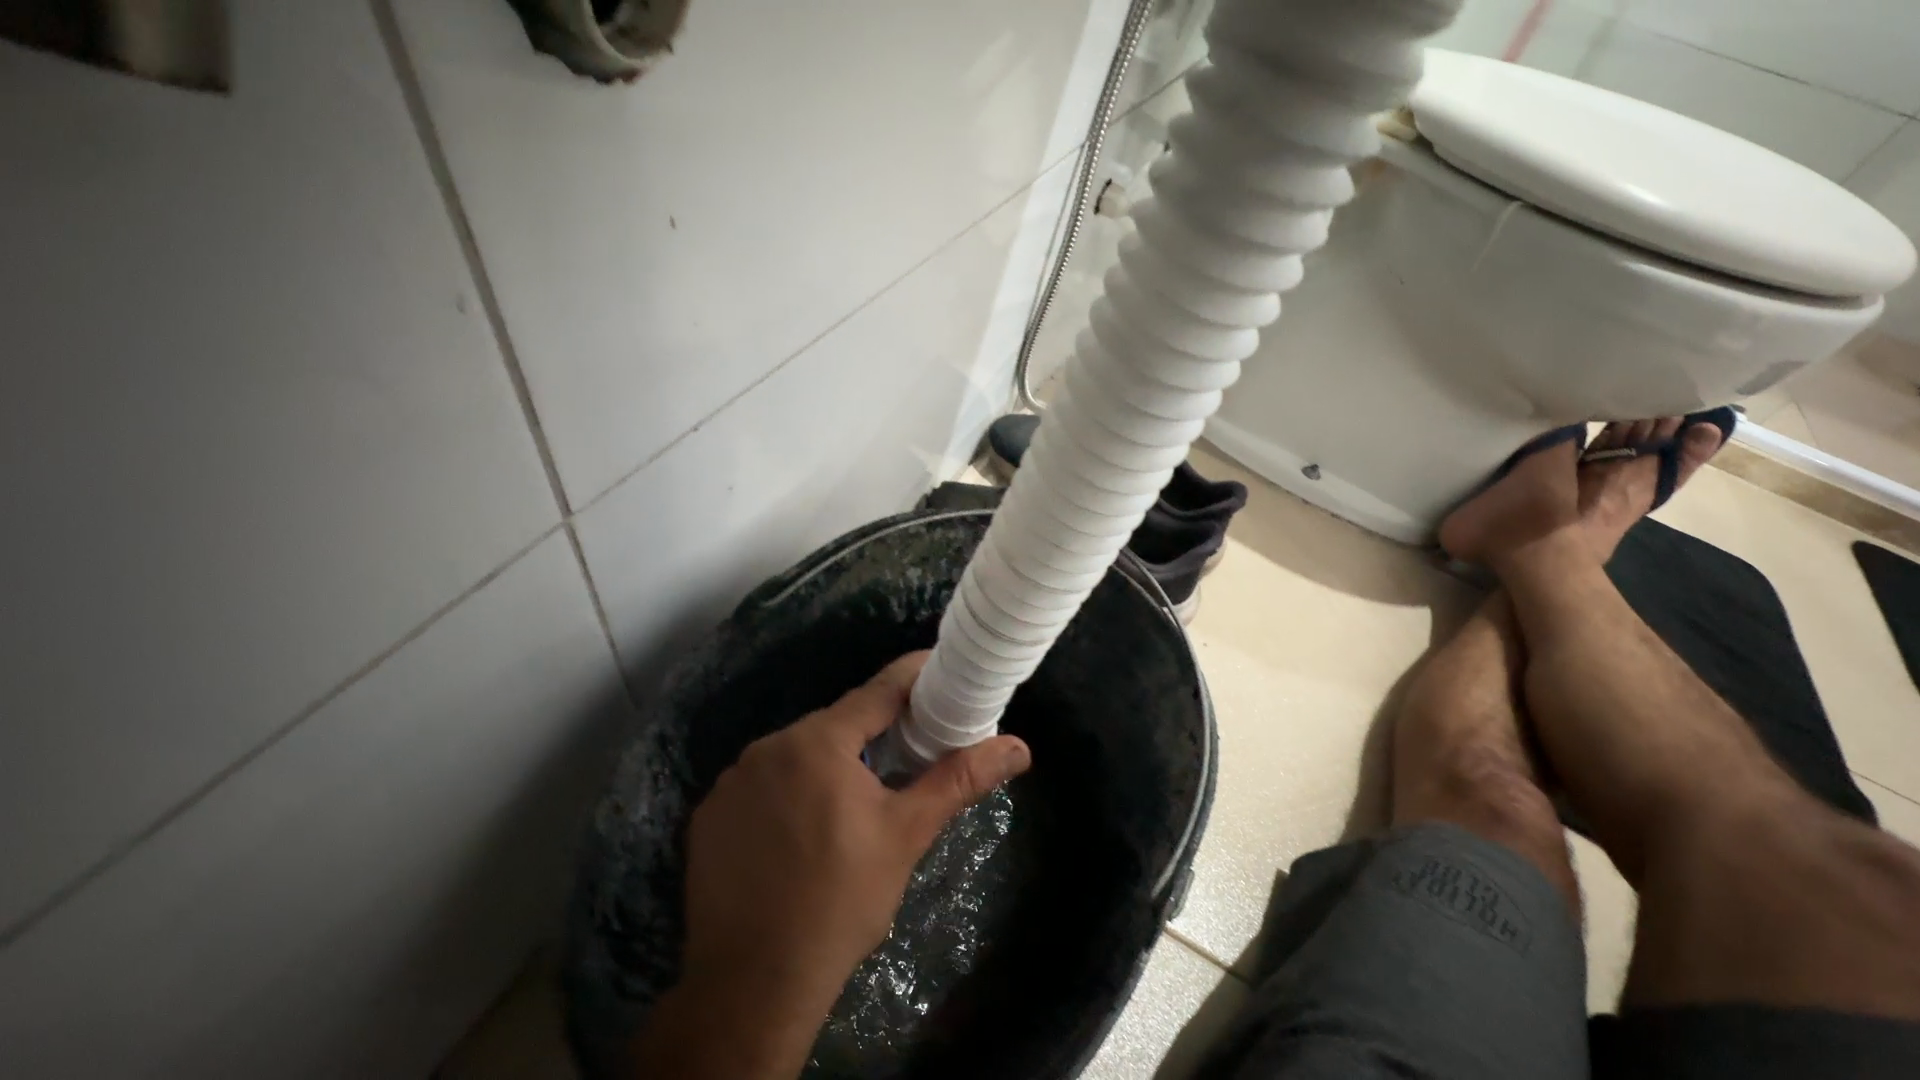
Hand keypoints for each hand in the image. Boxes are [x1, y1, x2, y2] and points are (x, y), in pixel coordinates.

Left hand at [632, 651, 1031, 1079]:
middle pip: (834, 725)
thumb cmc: (841, 901)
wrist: (754, 982)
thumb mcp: (906, 835)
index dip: (914, 681)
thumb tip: (1018, 746)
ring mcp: (730, 782)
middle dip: (873, 735)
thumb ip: (958, 780)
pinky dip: (786, 798)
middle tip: (909, 760)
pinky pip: (760, 789)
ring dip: (827, 768)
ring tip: (855, 808)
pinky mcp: (708, 818)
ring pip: (795, 757)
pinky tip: (801, 838)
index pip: (878, 691)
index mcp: (818, 742)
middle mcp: (767, 748)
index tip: (943, 679)